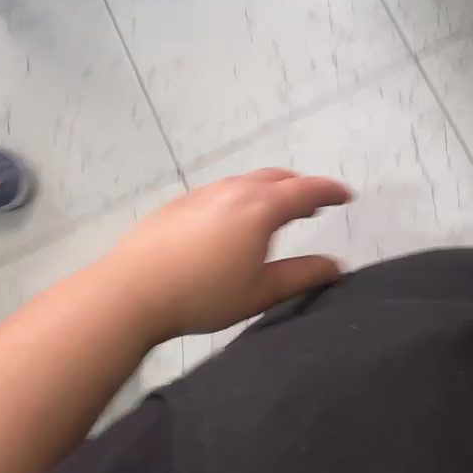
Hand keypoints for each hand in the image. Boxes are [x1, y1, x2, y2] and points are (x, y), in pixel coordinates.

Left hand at [94, 169, 351, 341]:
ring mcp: (203, 194)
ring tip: (274, 213)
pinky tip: (230, 223)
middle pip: (279, 178)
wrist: (126, 295)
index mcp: (262, 208)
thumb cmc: (202, 295)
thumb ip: (303, 275)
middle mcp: (236, 191)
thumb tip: (336, 266)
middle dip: (301, 187)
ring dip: (270, 190)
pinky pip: (221, 191)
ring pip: (247, 181)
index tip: (346, 196)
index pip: (308, 190)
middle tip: (313, 205)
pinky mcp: (177, 205)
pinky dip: (240, 197)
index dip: (331, 191)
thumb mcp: (261, 292)